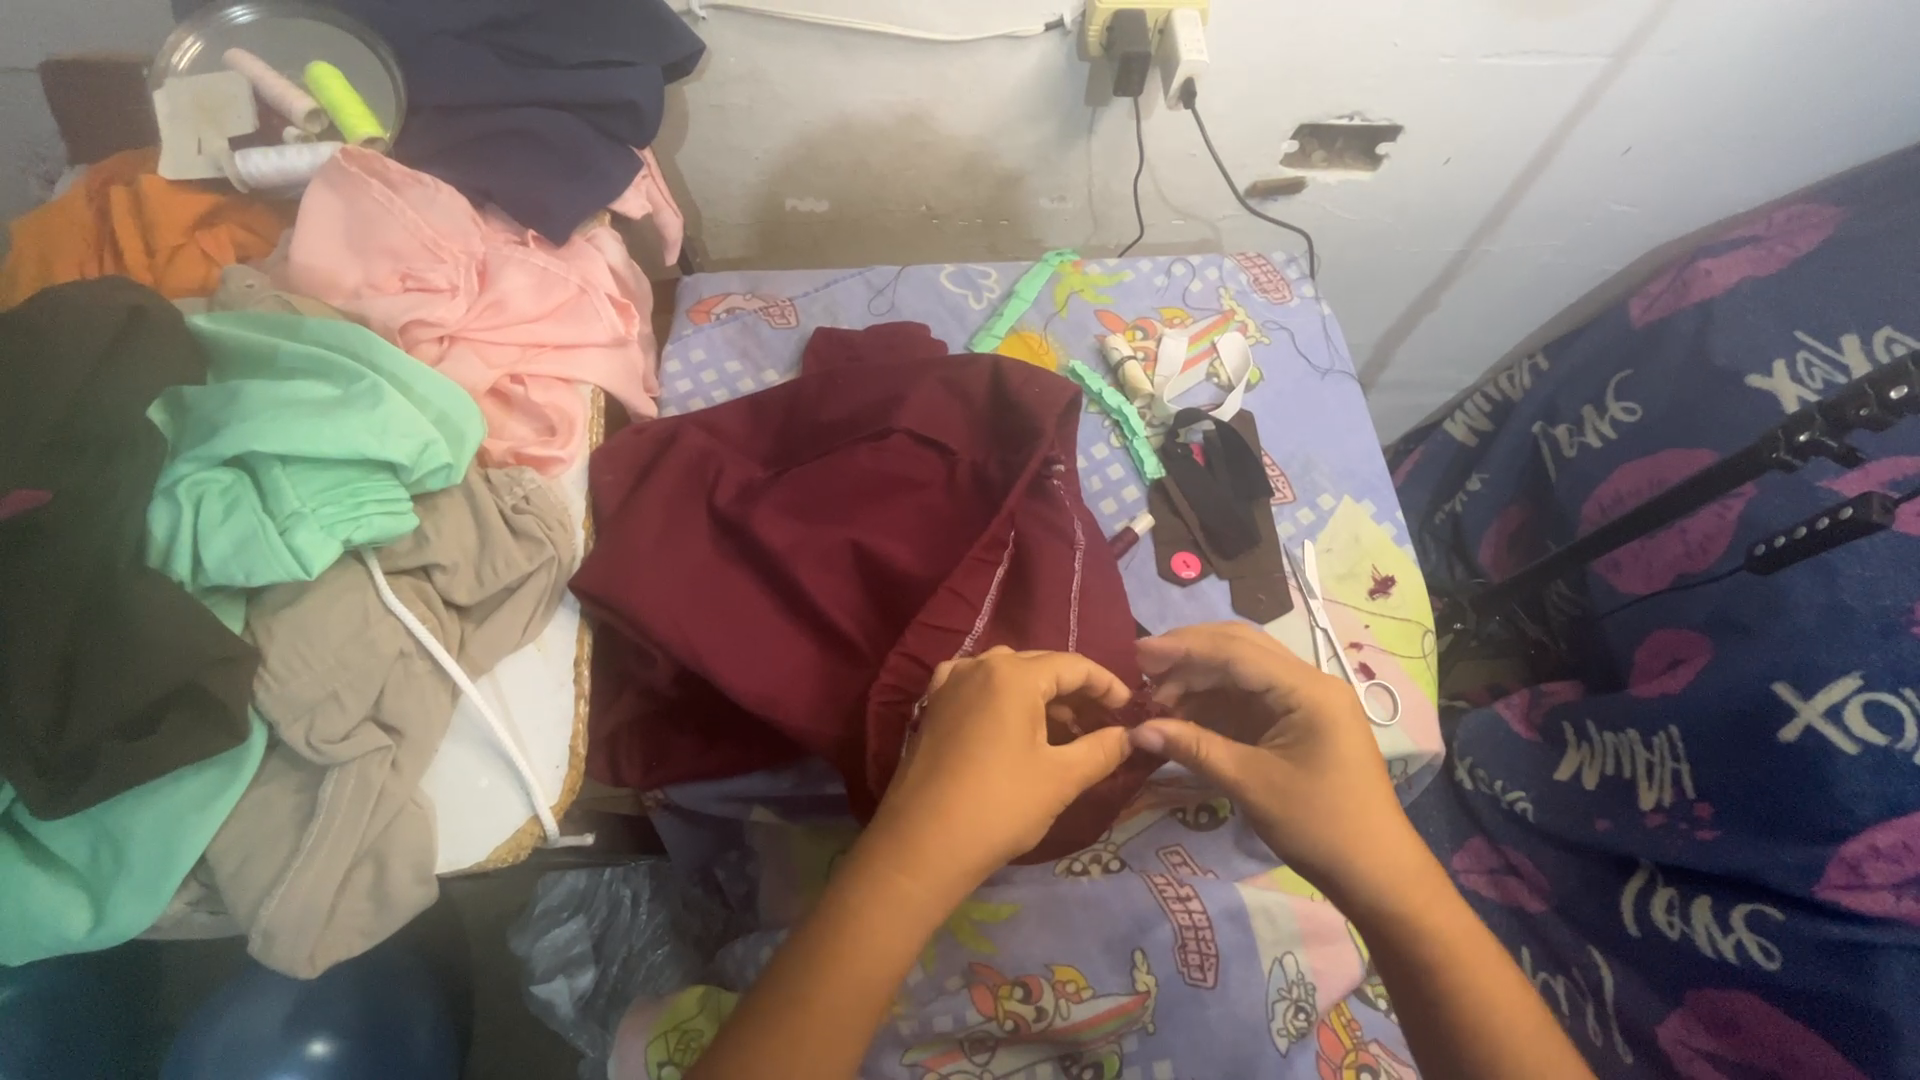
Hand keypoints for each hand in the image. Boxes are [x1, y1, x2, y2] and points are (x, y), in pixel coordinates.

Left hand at [867, 647, 1135, 889]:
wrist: (922, 844)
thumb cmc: (999, 806)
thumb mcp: (1061, 778)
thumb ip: (1102, 749)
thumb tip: (1130, 735)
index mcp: (1012, 674)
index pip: (1073, 665)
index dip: (1107, 684)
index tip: (1130, 708)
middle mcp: (978, 666)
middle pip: (1039, 666)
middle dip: (1075, 691)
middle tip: (1103, 721)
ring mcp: (950, 684)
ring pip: (1007, 676)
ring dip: (1040, 696)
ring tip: (1066, 729)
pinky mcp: (932, 706)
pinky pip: (977, 688)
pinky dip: (1003, 699)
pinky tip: (1013, 724)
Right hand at [1129, 622, 1419, 903]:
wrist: (1376, 874)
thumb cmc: (1320, 826)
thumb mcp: (1251, 784)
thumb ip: (1194, 749)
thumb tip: (1137, 731)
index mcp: (1308, 690)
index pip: (1236, 651)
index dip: (1183, 648)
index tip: (1137, 653)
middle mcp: (1307, 683)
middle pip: (1239, 648)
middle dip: (1188, 654)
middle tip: (1141, 667)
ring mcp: (1302, 701)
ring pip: (1239, 669)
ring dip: (1196, 677)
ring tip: (1154, 697)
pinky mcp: (1293, 721)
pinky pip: (1245, 696)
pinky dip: (1210, 699)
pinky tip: (1179, 712)